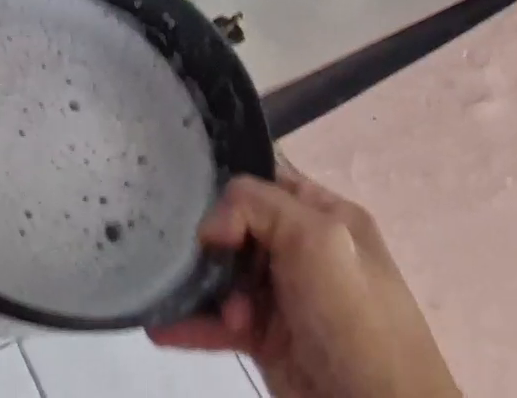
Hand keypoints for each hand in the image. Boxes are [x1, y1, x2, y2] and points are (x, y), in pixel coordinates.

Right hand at [148, 165, 460, 397]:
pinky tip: (161, 325)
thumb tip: (210, 226)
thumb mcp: (316, 239)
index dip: (226, 182)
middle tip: (193, 259)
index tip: (190, 194)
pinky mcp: (266, 339)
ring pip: (221, 273)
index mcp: (326, 217)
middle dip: (208, 243)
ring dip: (198, 286)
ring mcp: (284, 296)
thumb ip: (255, 205)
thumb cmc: (355, 320)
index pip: (264, 177)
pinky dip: (189, 322)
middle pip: (234, 225)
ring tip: (182, 300)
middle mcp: (304, 251)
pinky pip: (216, 320)